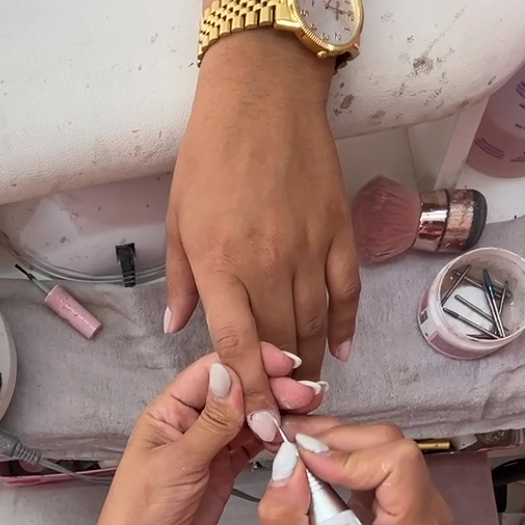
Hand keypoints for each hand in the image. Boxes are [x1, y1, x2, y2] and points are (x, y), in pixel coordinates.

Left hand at [79, 346, 319, 524]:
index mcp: (168, 411)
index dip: (248, 362)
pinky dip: (276, 438)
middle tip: (306, 393)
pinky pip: (254, 445)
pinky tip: (295, 433)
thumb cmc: (142, 512)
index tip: (284, 364)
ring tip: (310, 407)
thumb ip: (210, 422)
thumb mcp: (177, 463)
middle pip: (236, 391)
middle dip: (271, 387)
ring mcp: (211, 446)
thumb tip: (231, 374)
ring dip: (279, 411)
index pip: (212, 372)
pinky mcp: (226, 470)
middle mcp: (191, 422)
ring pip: (250, 417)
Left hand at [164, 32, 362, 442]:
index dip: (251, 393)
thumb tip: (177, 330)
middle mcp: (269, 266)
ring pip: (315, 324)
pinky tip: (340, 353)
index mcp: (222, 267)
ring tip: (307, 395)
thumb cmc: (208, 160)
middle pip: (281, 344)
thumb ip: (182, 284)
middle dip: (283, 389)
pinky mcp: (339, 232)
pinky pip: (347, 292)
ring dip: (311, 365)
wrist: (262, 97)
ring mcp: (310, 249)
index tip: (262, 427)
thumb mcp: (177, 223)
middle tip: (285, 418)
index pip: (239, 346)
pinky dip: (345, 325)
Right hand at [257, 417, 452, 524]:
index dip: (347, 455)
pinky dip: (339, 446)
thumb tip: (287, 461)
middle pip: (388, 443)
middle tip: (288, 442)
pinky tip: (310, 452)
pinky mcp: (401, 488)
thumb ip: (285, 515)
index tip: (304, 460)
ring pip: (381, 441)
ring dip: (333, 438)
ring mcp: (418, 495)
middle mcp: (428, 506)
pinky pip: (375, 451)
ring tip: (293, 444)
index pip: (396, 463)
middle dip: (334, 438)